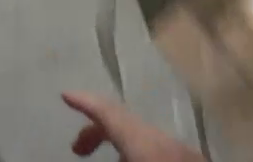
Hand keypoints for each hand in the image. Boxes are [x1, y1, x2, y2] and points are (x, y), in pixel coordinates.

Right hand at [63, 92, 203, 161]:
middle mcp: (167, 143)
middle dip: (99, 132)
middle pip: (127, 124)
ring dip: (123, 148)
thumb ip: (114, 160)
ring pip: (146, 140)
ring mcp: (187, 155)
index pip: (110, 113)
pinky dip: (142, 157)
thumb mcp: (133, 160)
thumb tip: (82, 149)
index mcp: (145, 145)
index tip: (65, 96)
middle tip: (77, 150)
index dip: (86, 103)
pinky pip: (163, 154)